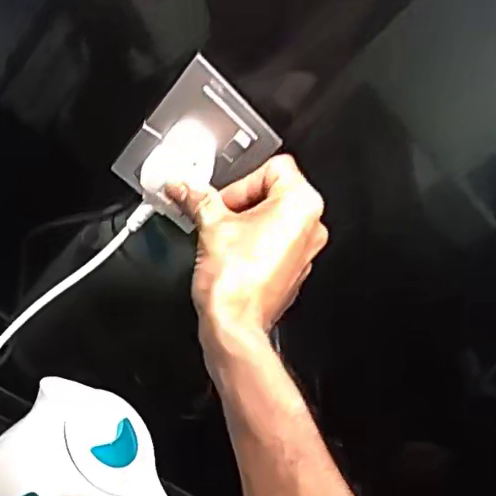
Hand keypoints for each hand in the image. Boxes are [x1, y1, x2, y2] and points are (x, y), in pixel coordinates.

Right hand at [165, 155, 328, 360]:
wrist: (233, 327)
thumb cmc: (233, 285)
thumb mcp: (210, 228)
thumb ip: (199, 200)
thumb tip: (185, 189)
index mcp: (301, 204)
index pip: (272, 168)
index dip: (238, 184)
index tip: (218, 202)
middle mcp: (310, 227)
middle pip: (273, 195)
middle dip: (240, 207)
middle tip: (216, 221)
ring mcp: (304, 253)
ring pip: (273, 224)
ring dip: (245, 228)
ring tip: (223, 244)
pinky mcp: (292, 274)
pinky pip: (273, 249)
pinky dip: (253, 250)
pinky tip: (232, 262)